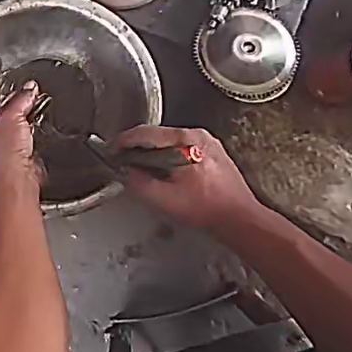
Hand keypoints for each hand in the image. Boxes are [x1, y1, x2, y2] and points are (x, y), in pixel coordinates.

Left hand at [0, 81, 44, 194]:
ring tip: (49, 113)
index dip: (19, 96)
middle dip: (31, 109)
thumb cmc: (8, 152)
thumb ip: (21, 101)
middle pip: (20, 117)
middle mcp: (7, 137)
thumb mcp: (13, 117)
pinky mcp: (34, 159)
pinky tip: (51, 134)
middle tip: (41, 98)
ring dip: (40, 123)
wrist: (19, 176)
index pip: (9, 105)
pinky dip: (47, 137)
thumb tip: (30, 87)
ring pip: (31, 129)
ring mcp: (21, 149)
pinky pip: (42, 142)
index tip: (32, 87)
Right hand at [112, 125, 261, 231]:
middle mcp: (198, 136)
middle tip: (124, 161)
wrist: (239, 219)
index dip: (124, 141)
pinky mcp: (212, 154)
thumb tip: (126, 172)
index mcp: (185, 141)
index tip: (112, 149)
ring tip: (142, 170)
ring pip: (170, 143)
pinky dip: (169, 158)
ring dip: (154, 154)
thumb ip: (139, 183)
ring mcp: (207, 143)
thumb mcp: (163, 199)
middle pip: (158, 135)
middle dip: (138, 148)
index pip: (145, 133)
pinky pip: (183, 149)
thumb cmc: (207, 209)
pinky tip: (165, 175)